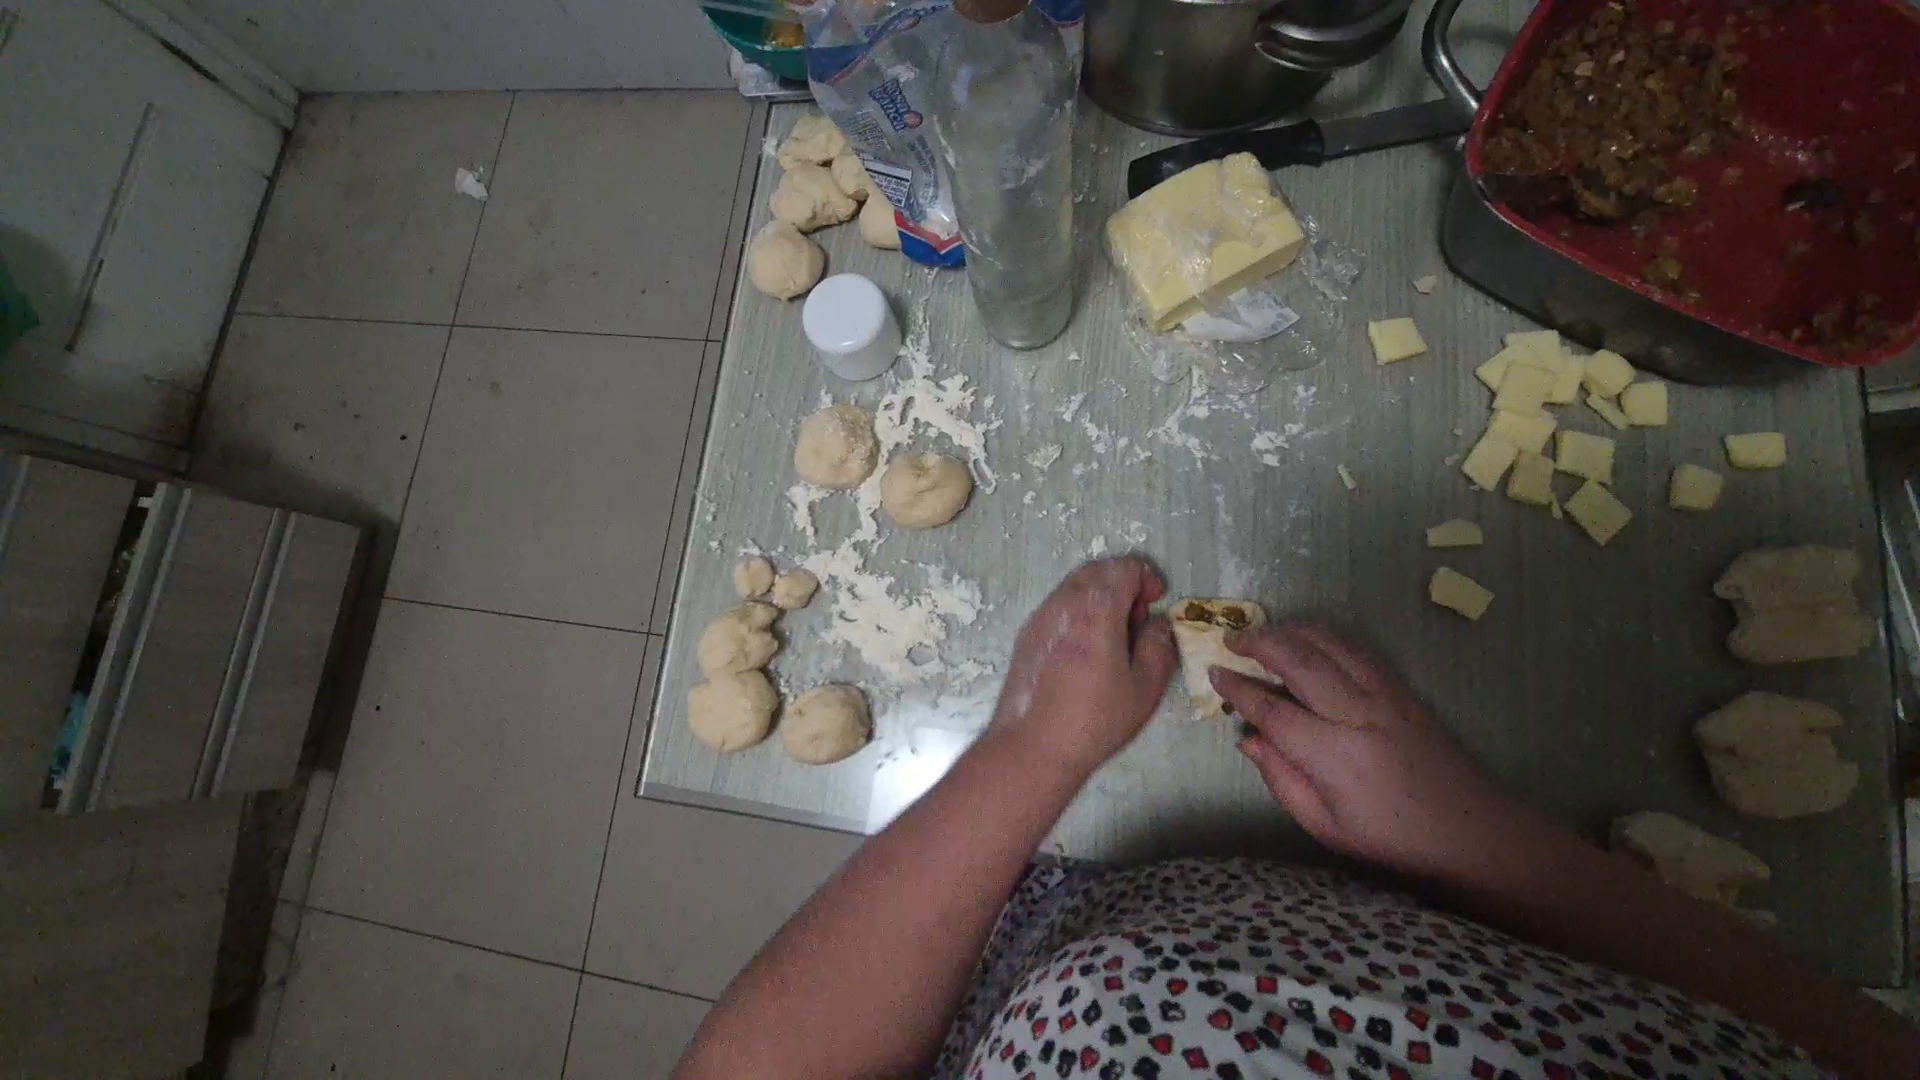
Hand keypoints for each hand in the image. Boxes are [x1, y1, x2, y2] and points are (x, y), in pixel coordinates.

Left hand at [989, 557, 1177, 775]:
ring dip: (1099, 597)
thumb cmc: (1095, 719)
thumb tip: (1158, 623)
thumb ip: (1159, 646)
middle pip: (1096, 570)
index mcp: (1095, 611)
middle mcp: (1063, 604)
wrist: (1032, 745)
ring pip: (1074, 586)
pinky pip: (1058, 606)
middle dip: (1123, 584)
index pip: (1123, 568)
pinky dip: (1079, 612)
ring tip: (1114, 638)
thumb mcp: (1144, 687)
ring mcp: (1040, 617)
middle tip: (1137, 619)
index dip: (1146, 577)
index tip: (1156, 601)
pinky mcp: (1027, 635)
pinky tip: (1086, 651)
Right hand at [1211, 623, 1536, 880]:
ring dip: (1290, 630)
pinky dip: (1324, 635)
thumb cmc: (1391, 837)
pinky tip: (1306, 636)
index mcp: (1333, 755)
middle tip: (1231, 640)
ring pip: (1328, 644)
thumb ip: (1281, 779)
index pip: (1272, 709)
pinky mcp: (1401, 689)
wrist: (1472, 830)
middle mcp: (1356, 715)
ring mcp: (1383, 696)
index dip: (1238, 689)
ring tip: (1262, 631)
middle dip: (1259, 643)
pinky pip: (1355, 649)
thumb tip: (1248, 739)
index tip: (1214, 674)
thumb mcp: (1325, 825)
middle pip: (1298, 661)